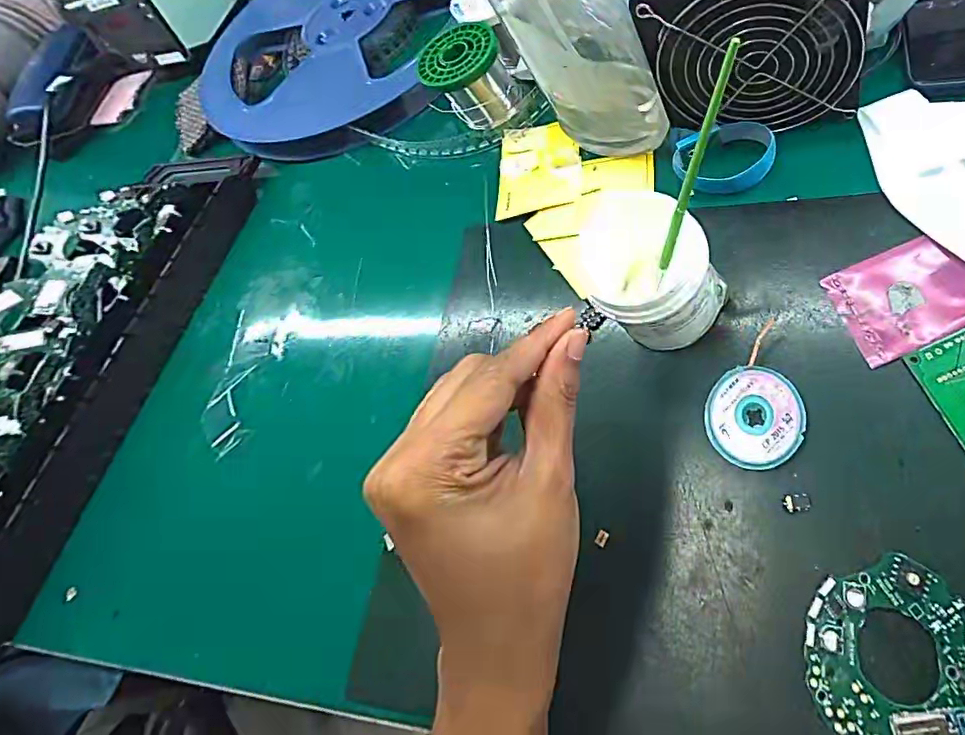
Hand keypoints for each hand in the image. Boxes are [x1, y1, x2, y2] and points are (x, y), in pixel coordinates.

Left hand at [364, 308, 586, 734]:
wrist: (498, 644)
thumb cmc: (531, 575)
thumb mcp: (550, 482)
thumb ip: (555, 403)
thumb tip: (571, 343)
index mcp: (423, 467)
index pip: (486, 384)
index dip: (534, 347)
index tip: (569, 319)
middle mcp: (395, 459)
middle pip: (466, 381)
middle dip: (520, 366)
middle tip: (569, 352)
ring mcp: (393, 465)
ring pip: (456, 393)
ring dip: (503, 383)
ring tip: (550, 381)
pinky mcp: (404, 472)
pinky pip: (448, 417)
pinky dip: (486, 407)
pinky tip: (519, 407)